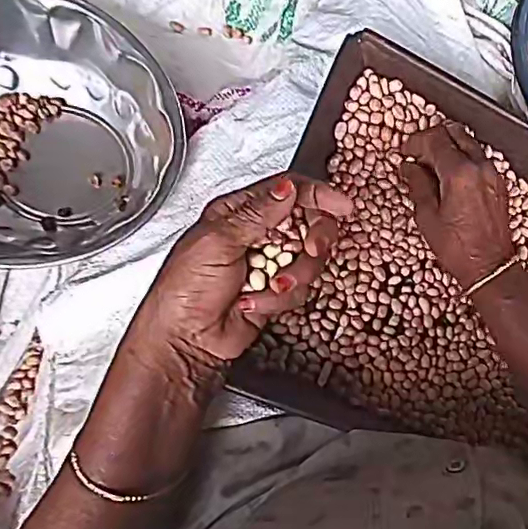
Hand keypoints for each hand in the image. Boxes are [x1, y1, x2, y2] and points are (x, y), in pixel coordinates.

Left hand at [128, 173, 351, 377]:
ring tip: (270, 285)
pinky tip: (255, 302)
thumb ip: (257, 214)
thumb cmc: (185, 290)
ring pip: (310, 260)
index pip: (287, 192)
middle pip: (308, 224)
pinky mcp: (278, 291)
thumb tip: (287, 189)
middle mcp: (258, 235)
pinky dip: (281, 299)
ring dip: (294, 276)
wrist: (186, 339)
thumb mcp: (217, 242)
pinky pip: (301, 289)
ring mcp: (270, 264)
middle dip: (315, 239)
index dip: (318, 195)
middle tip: (313, 249)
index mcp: (239, 213)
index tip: (342, 205)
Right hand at [400, 121, 514, 286]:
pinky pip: (480, 160)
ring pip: (470, 144)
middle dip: (434, 139)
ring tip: (434, 168)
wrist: (490, 268)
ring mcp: (494, 175)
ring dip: (450, 148)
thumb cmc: (459, 249)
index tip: (405, 151)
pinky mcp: (500, 186)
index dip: (415, 142)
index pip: (435, 139)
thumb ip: (417, 185)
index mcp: (460, 173)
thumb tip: (409, 167)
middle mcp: (480, 168)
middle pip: (455, 133)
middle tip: (418, 155)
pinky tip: (452, 178)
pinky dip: (464, 160)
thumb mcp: (427, 217)